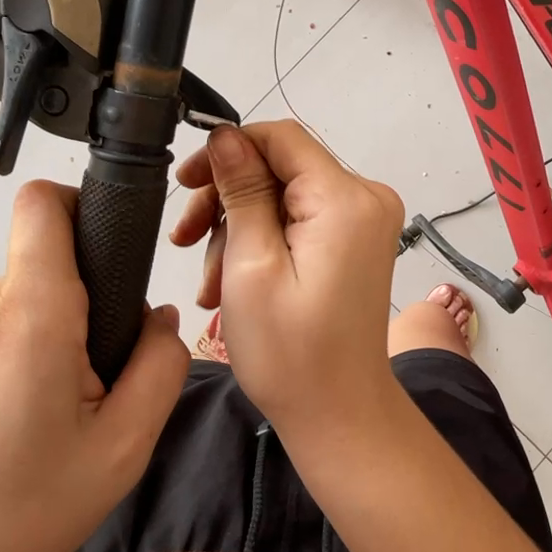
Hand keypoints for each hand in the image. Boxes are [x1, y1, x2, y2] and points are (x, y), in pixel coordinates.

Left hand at [0, 181, 189, 551]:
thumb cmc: (16, 509)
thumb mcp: (122, 447)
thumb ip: (161, 366)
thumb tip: (162, 317)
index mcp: (30, 310)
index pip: (44, 203)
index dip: (86, 202)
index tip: (121, 248)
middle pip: (54, 253)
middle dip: (97, 292)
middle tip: (109, 368)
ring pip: (37, 292)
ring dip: (69, 328)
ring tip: (74, 405)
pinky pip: (12, 320)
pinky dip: (40, 347)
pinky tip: (41, 414)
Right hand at [170, 121, 405, 428]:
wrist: (339, 415)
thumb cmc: (291, 354)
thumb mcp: (251, 265)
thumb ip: (240, 191)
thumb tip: (226, 136)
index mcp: (345, 199)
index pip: (281, 137)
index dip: (229, 148)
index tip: (186, 181)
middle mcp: (366, 197)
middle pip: (280, 166)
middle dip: (227, 199)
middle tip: (185, 240)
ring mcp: (365, 219)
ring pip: (284, 193)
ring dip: (239, 227)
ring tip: (210, 281)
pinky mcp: (356, 239)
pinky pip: (300, 217)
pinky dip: (264, 240)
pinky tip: (232, 280)